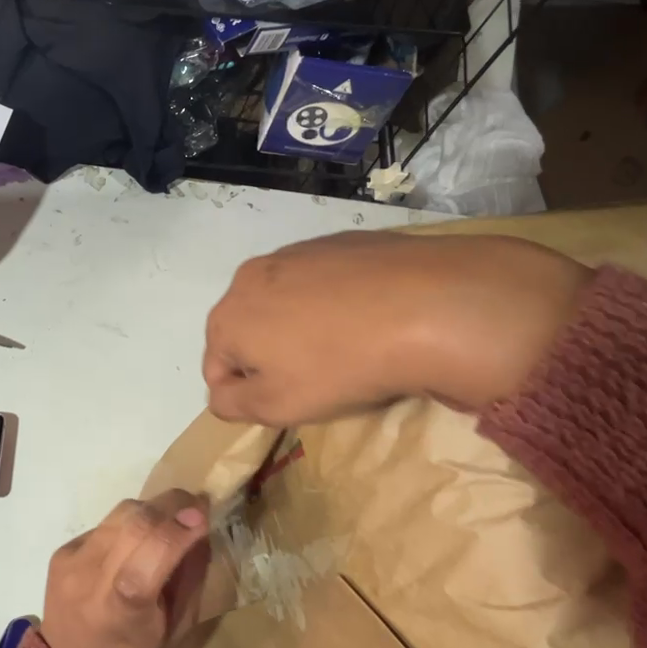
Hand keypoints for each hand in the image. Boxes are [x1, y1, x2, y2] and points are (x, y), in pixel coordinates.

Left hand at [41, 490, 210, 647]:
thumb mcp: (175, 632)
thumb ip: (190, 580)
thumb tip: (200, 533)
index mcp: (125, 603)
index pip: (155, 547)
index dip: (182, 524)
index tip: (205, 511)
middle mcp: (93, 574)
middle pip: (134, 520)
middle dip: (170, 505)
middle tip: (193, 505)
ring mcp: (72, 560)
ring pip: (117, 514)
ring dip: (149, 510)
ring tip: (168, 520)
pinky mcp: (61, 552)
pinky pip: (102, 526)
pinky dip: (125, 526)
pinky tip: (134, 543)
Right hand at [203, 232, 591, 426]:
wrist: (430, 306)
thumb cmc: (340, 365)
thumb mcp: (276, 406)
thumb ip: (232, 405)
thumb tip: (222, 395)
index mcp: (227, 318)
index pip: (216, 369)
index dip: (244, 394)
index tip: (283, 403)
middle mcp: (250, 277)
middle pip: (246, 329)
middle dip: (268, 354)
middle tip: (313, 376)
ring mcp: (297, 252)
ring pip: (283, 301)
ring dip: (299, 326)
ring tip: (343, 345)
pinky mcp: (342, 241)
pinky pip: (323, 280)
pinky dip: (333, 300)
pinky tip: (367, 317)